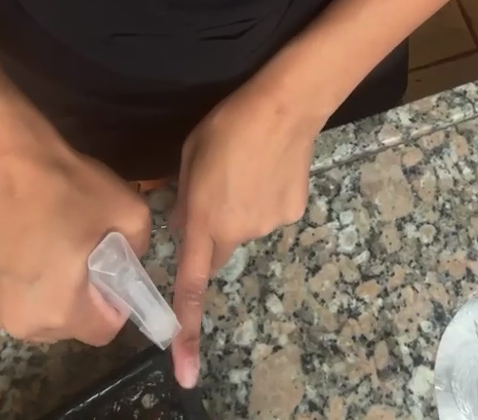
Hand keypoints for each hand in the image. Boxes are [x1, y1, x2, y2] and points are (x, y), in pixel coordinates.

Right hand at [0, 113, 151, 345]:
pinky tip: (27, 247)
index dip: (116, 302)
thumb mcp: (129, 210)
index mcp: (59, 309)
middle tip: (84, 253)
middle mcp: (20, 323)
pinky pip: (14, 300)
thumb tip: (129, 262)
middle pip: (70, 327)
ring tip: (54, 247)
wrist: (6, 162)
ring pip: (40, 316)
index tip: (112, 271)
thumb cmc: (68, 187)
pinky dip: (25, 284)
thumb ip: (139, 247)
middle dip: (84, 297)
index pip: (103, 331)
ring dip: (53, 293)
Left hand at [170, 79, 324, 387]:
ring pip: (247, 227)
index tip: (185, 372)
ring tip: (250, 165)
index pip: (192, 283)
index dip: (186, 329)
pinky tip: (273, 167)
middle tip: (220, 186)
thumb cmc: (228, 125)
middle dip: (215, 229)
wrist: (284, 105)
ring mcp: (269, 224)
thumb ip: (184, 200)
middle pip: (220, 246)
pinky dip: (269, 196)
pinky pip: (272, 211)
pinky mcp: (293, 210)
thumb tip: (184, 228)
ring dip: (243, 208)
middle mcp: (238, 232)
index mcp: (204, 220)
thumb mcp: (190, 156)